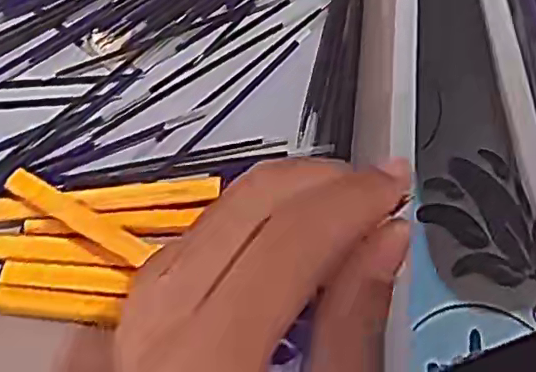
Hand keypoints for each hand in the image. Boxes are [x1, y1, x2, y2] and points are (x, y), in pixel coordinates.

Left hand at [115, 158, 410, 371]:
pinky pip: (206, 227)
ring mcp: (142, 305)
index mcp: (206, 357)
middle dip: (328, 180)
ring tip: (342, 206)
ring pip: (229, 202)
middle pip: (256, 199)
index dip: (356, 197)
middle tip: (377, 188)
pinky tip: (289, 229)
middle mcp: (160, 318)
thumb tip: (386, 240)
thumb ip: (352, 327)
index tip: (395, 183)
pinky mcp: (140, 301)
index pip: (294, 235)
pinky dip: (257, 214)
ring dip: (293, 190)